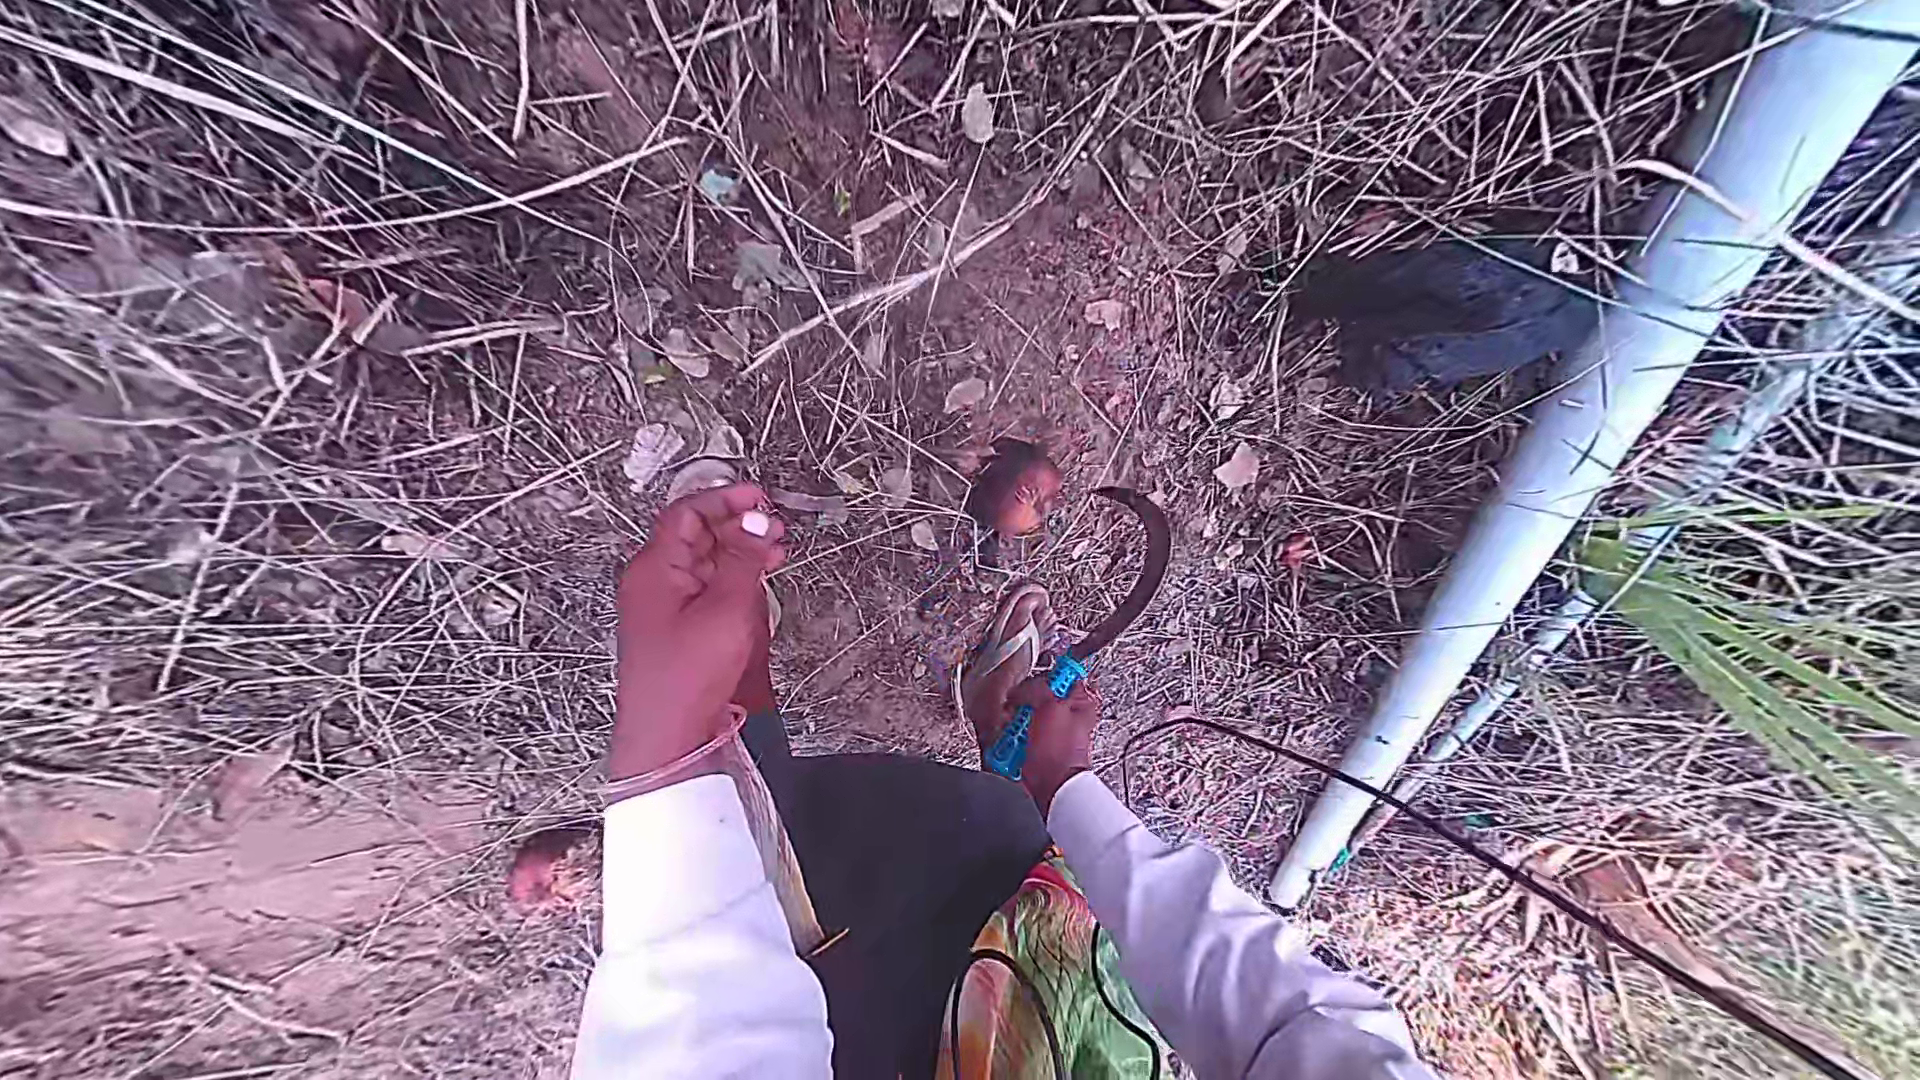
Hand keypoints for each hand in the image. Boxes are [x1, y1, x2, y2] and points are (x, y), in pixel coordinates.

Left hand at [612, 485, 785, 779]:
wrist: (671, 733)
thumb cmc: (686, 676)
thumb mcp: (726, 608)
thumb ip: (744, 559)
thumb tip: (757, 521)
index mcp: (655, 568)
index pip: (687, 513)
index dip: (725, 500)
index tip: (758, 497)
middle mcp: (656, 580)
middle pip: (696, 534)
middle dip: (737, 524)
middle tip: (773, 524)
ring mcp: (667, 603)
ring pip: (705, 559)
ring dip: (740, 549)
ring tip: (774, 549)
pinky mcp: (681, 624)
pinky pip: (708, 585)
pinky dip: (735, 575)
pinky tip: (757, 579)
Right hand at [1007, 675, 1099, 814]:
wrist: (1050, 785)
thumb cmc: (1060, 750)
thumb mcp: (1050, 707)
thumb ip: (1040, 688)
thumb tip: (1027, 684)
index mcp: (1080, 703)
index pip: (1063, 677)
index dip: (1046, 676)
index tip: (1033, 680)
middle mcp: (1066, 715)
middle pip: (1039, 695)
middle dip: (1024, 700)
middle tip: (1019, 705)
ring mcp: (1050, 730)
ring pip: (1025, 713)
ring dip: (1015, 718)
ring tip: (1013, 724)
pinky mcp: (1036, 745)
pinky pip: (1018, 731)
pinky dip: (1011, 733)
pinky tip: (1010, 737)